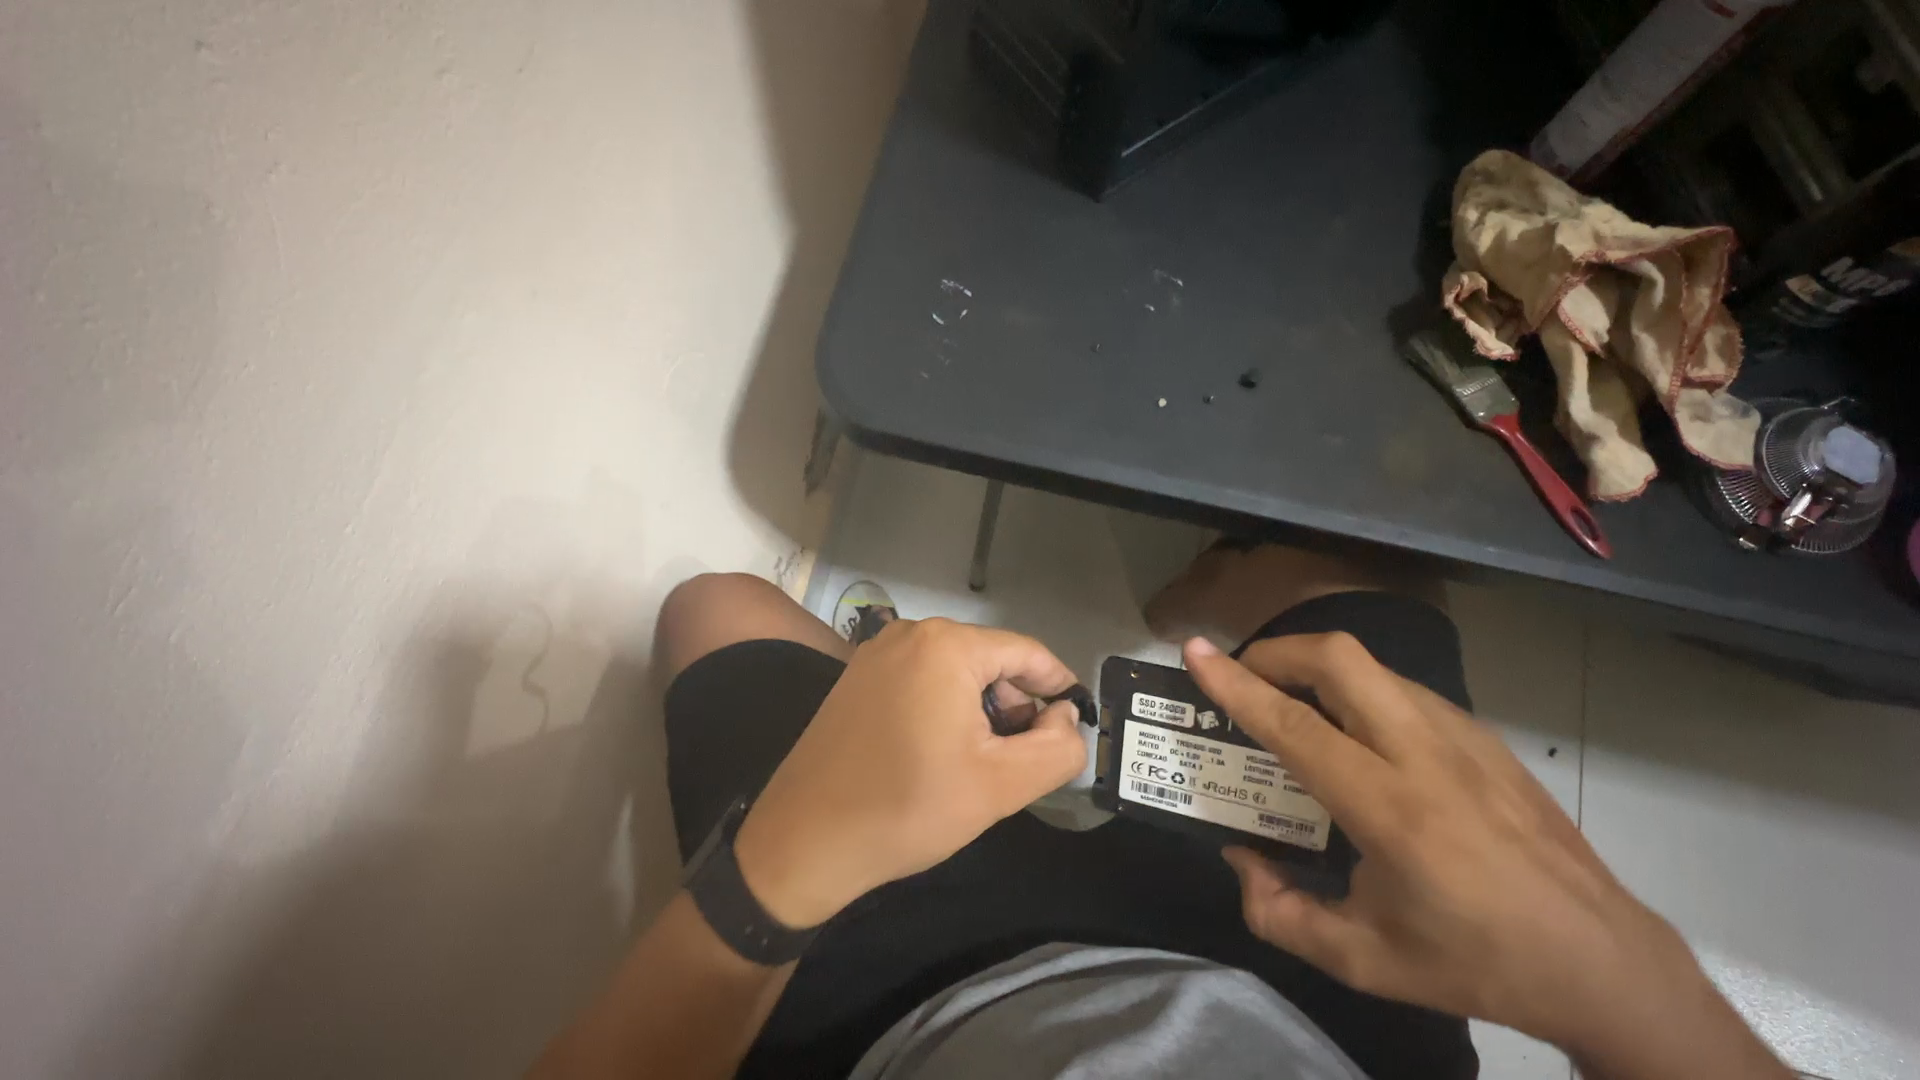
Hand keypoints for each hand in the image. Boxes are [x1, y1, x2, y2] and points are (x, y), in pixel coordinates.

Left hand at [731, 619, 1087, 928]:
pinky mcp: (856, 680)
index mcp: (946, 645)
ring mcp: (875, 654)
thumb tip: (1065, 717)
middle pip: (991, 661)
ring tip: (976, 767)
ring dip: (980, 713)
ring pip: (956, 673)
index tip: (1073, 729)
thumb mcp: (1002, 784)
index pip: (1027, 653)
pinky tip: (937, 757)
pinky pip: (921, 682)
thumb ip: (1057, 747)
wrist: (805, 841)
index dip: (1059, 689)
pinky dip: (944, 711)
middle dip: (1015, 706)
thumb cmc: (908, 807)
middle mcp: (908, 633)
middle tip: (1016, 763)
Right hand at [1182, 633, 1722, 1055]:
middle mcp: (1425, 754)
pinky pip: (1405, 692)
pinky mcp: (1487, 740)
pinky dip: (1360, 693)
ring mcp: (1464, 738)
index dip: (1236, 685)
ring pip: (1373, 668)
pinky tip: (1359, 742)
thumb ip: (1278, 911)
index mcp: (1390, 810)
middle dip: (1278, 653)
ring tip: (1293, 708)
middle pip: (1340, 659)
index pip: (1295, 726)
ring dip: (1318, 671)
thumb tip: (1241, 856)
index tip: (1195, 652)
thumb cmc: (1475, 963)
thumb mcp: (1360, 960)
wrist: (1605, 964)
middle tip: (1245, 680)